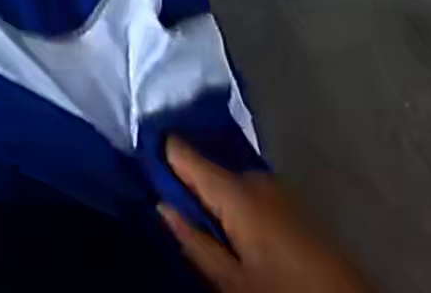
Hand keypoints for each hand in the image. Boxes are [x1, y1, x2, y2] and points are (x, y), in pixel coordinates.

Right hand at [160, 138, 373, 292]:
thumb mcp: (232, 283)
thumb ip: (193, 241)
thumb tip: (159, 205)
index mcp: (235, 188)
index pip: (181, 150)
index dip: (157, 152)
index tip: (137, 159)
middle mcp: (254, 174)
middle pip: (206, 166)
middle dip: (187, 183)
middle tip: (167, 205)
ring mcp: (277, 186)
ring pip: (228, 179)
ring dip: (212, 195)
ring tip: (198, 220)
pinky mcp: (293, 202)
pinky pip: (249, 191)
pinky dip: (234, 202)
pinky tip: (232, 228)